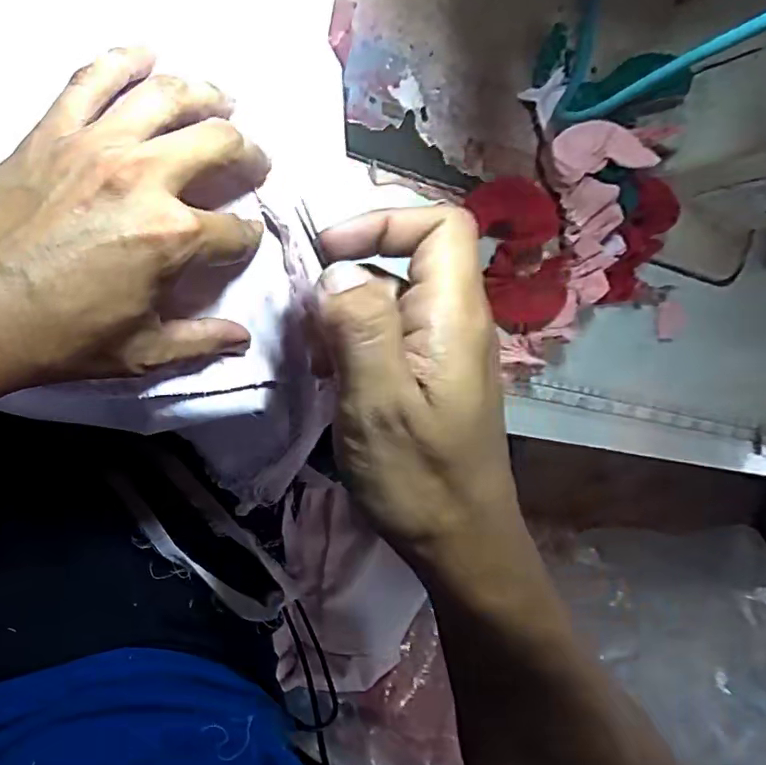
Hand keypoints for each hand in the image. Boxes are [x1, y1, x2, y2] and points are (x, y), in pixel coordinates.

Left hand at [0, 47, 271, 408]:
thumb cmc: (56, 340)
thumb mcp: (138, 352)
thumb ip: (198, 342)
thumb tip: (242, 340)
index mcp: (171, 237)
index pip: (234, 230)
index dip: (246, 238)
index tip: (241, 240)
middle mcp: (144, 177)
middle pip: (218, 144)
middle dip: (249, 154)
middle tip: (253, 161)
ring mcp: (96, 145)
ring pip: (167, 96)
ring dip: (206, 94)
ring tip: (221, 100)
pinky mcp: (52, 131)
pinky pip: (94, 78)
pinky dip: (125, 60)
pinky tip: (146, 54)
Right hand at [314, 207, 520, 558]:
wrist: (459, 544)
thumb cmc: (418, 478)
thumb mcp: (378, 402)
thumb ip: (359, 328)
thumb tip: (336, 270)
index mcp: (453, 316)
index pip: (440, 223)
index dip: (383, 220)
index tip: (328, 254)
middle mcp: (454, 322)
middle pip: (407, 259)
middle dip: (348, 276)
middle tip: (306, 321)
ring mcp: (441, 352)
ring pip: (389, 300)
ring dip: (343, 315)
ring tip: (311, 356)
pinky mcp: (426, 378)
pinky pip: (386, 337)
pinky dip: (350, 344)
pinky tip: (328, 377)